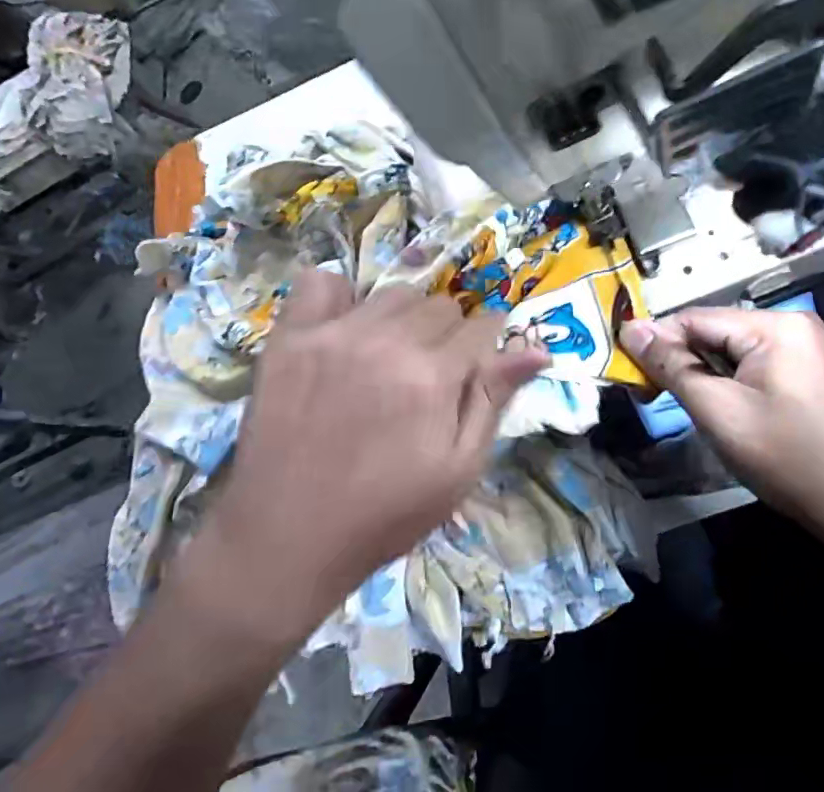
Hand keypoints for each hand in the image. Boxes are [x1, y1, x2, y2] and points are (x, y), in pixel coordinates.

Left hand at [186, 273, 547, 642]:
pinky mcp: (289, 339)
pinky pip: (319, 283)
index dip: (488, 344)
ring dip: (405, 317)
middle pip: (440, 305)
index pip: (482, 327)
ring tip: (393, 353)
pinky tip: (345, 326)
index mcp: (433, 377)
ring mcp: (334, 335)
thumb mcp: (458, 470)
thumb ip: (494, 400)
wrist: (285, 539)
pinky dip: (338, 295)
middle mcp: (387, 343)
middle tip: (433, 372)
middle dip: (449, 333)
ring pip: (393, 293)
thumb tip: (537, 350)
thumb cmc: (386, 513)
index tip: (477, 366)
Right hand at [618, 308, 823, 537]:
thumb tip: (630, 328)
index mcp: (776, 325)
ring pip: (738, 352)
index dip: (658, 340)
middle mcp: (796, 325)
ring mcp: (810, 350)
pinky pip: (761, 367)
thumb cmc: (787, 458)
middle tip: (653, 395)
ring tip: (691, 408)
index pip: (698, 318)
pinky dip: (735, 384)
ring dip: (708, 374)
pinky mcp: (815, 374)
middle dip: (684, 360)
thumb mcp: (720, 412)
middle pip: (719, 332)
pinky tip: (727, 411)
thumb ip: (673, 367)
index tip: (627, 368)